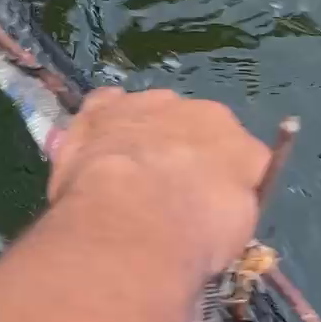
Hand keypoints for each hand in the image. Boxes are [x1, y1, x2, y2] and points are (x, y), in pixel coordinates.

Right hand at [47, 88, 269, 276]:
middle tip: (174, 192)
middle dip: (182, 150)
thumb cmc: (88, 190)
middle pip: (180, 123)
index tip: (141, 170)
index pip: (133, 114)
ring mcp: (208, 121)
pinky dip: (244, 193)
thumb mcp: (67, 161)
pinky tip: (230, 221)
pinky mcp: (248, 152)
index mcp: (115, 103)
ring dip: (216, 169)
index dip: (141, 143)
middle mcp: (163, 100)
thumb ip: (79, 144)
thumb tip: (69, 135)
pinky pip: (253, 171)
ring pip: (219, 145)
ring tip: (206, 212)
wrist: (130, 211)